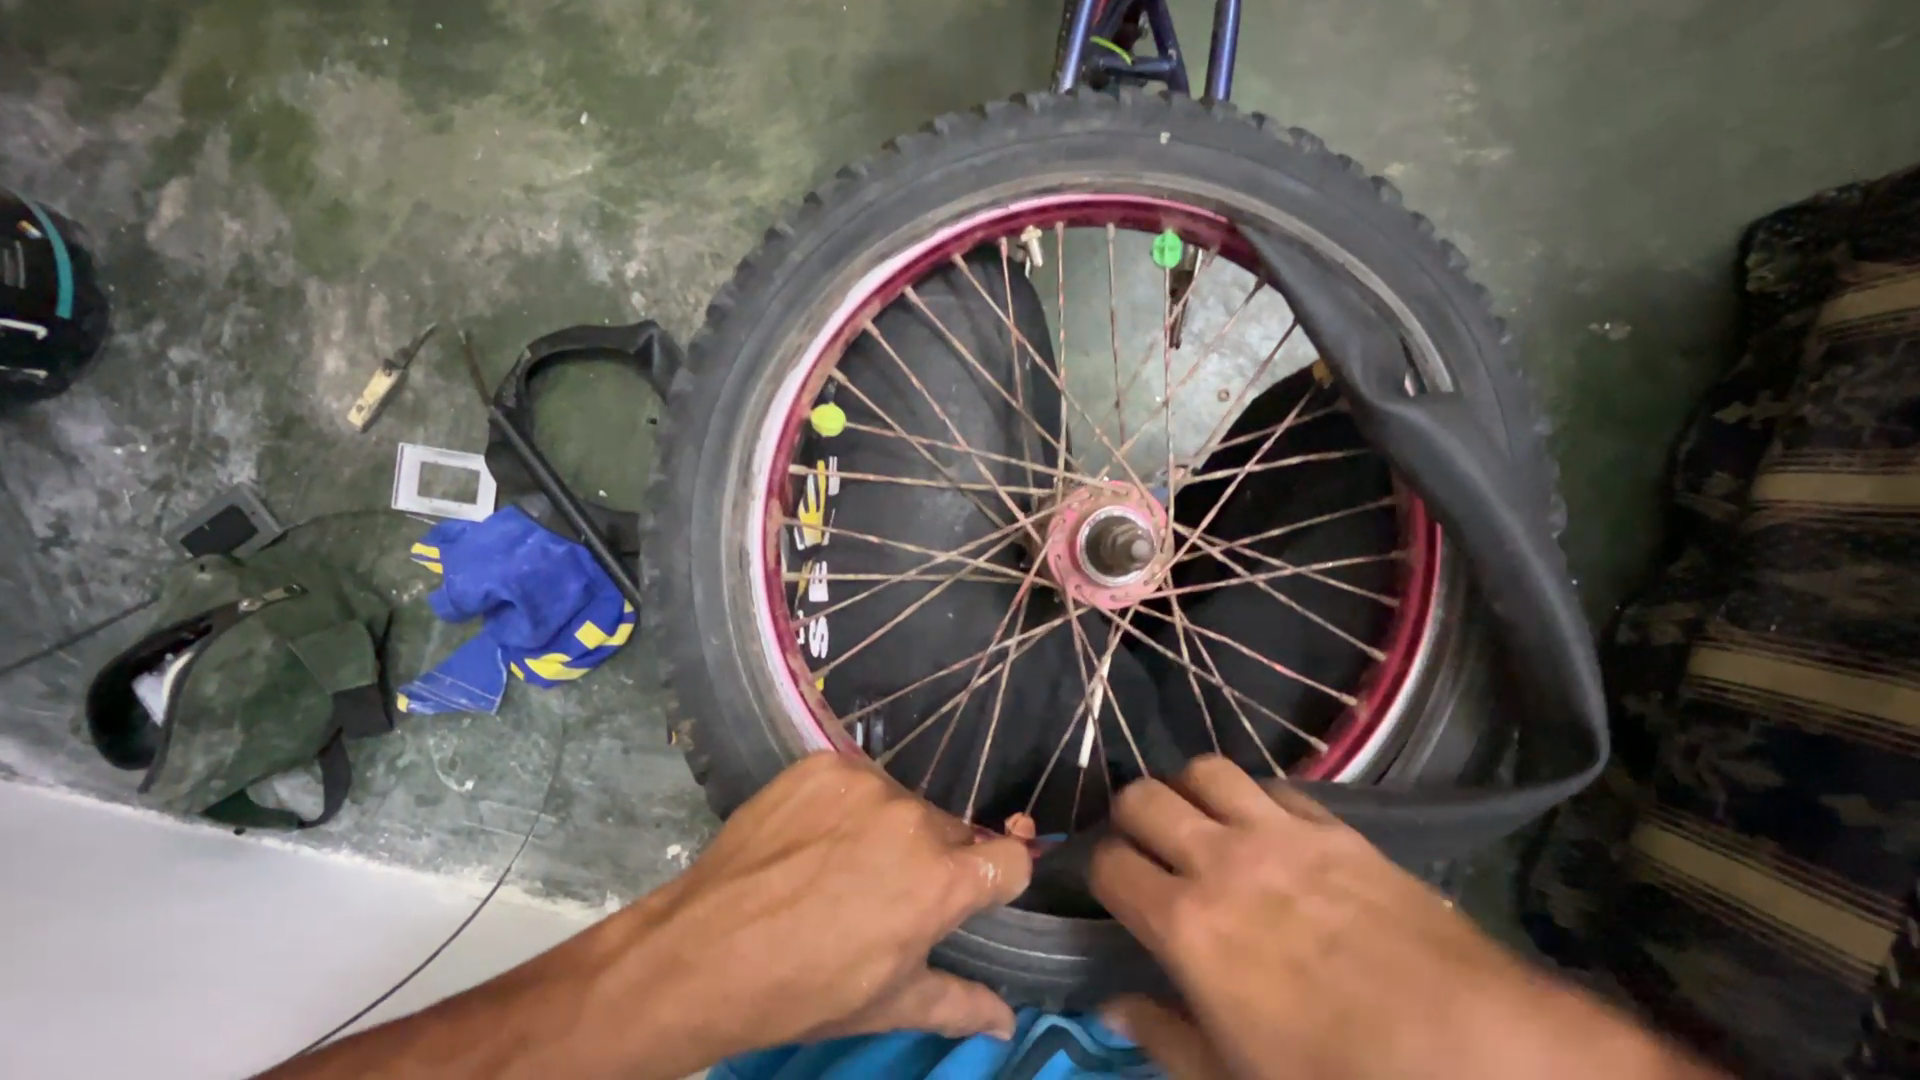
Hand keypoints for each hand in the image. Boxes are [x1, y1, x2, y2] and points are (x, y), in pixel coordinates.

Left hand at [614, 752, 1032, 1056]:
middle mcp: (913, 819)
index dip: (997, 877)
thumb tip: (1007, 1019)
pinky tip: (808, 838)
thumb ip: (959, 1003)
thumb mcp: (887, 1003)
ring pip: (899, 804)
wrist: (701, 952)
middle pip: (948, 830)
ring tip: (836, 865)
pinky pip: (853, 782)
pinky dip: (841, 806)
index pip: (1011, 857)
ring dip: (885, 829)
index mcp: (941, 880)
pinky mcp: (821, 765)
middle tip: (882, 892)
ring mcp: (863, 784)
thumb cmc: (803, 989)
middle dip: (930, 859)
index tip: (970, 893)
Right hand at [1090, 756, 1721, 1079]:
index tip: (1110, 887)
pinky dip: (1254, 797)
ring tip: (1199, 820)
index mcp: (1186, 925)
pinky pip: (1274, 785)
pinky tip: (1265, 826)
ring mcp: (1279, 834)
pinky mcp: (1334, 826)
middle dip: (1130, 817)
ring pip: (1204, 769)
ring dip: (1188, 790)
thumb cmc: (1337, 1077)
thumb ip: (1163, 1036)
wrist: (1471, 1049)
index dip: (1098, 869)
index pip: (1109, 862)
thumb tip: (1112, 1004)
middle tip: (1145, 846)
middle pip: (1143, 797)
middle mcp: (1220, 861)